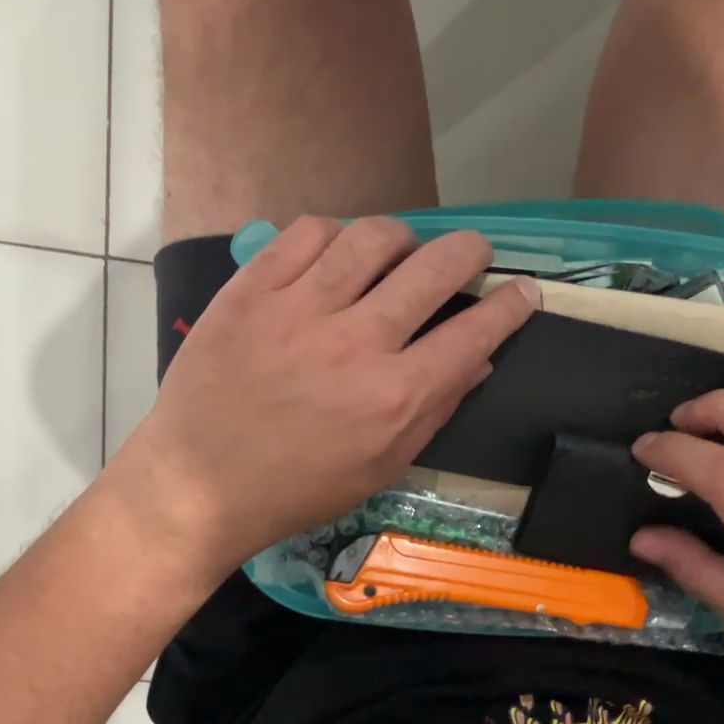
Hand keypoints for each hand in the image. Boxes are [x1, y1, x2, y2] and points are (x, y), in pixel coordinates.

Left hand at [109, 215, 539, 573]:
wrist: (200, 484)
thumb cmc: (297, 489)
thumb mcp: (380, 468)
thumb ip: (434, 411)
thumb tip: (480, 361)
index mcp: (394, 396)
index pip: (473, 333)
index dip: (509, 305)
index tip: (524, 290)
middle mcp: (356, 342)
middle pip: (433, 269)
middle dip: (470, 252)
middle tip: (473, 253)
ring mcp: (300, 309)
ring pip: (371, 238)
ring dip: (403, 237)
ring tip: (403, 249)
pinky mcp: (252, 291)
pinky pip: (305, 234)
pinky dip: (334, 234)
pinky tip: (337, 253)